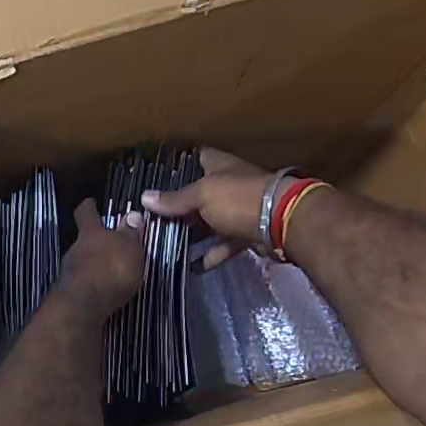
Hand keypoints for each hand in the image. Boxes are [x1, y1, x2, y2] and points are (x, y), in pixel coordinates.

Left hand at [56, 198, 143, 316]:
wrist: (83, 306)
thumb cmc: (110, 270)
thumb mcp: (130, 249)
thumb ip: (130, 234)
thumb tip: (132, 215)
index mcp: (91, 234)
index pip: (86, 213)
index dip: (89, 207)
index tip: (91, 202)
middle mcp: (75, 249)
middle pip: (84, 241)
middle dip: (95, 243)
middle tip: (111, 248)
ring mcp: (68, 272)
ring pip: (82, 263)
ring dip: (94, 266)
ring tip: (111, 274)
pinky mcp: (68, 293)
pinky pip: (82, 283)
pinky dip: (92, 285)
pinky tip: (103, 293)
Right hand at [140, 147, 276, 269]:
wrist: (281, 222)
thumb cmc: (238, 199)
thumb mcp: (201, 195)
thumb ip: (174, 200)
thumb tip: (144, 197)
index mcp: (220, 167)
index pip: (198, 158)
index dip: (180, 166)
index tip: (158, 178)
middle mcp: (229, 185)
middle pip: (200, 194)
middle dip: (179, 206)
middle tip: (153, 219)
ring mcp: (239, 210)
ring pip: (210, 222)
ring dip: (193, 233)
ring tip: (167, 244)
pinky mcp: (246, 234)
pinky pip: (223, 246)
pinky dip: (210, 256)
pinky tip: (192, 267)